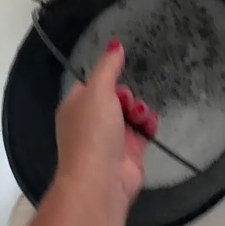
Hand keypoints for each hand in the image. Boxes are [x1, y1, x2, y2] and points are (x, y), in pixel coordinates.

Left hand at [55, 40, 158, 203]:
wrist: (101, 182)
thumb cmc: (92, 133)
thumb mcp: (98, 91)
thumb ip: (108, 66)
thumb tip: (115, 44)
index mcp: (75, 107)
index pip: (91, 84)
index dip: (105, 79)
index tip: (116, 77)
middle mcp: (91, 122)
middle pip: (115, 97)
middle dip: (126, 95)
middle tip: (125, 102)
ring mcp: (111, 138)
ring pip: (131, 113)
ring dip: (140, 109)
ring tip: (140, 116)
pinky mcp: (130, 152)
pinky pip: (143, 130)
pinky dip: (149, 125)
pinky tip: (150, 125)